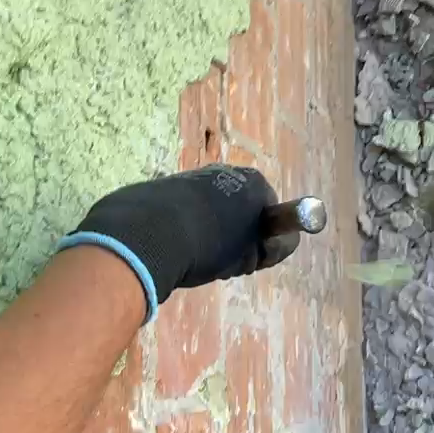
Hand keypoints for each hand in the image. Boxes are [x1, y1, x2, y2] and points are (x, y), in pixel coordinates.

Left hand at [63, 165, 298, 315]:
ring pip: (216, 210)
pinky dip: (188, 225)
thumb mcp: (249, 257)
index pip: (274, 215)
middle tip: (222, 260)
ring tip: (195, 254)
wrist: (150, 234)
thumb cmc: (209, 247)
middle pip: (243, 210)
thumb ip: (272, 248)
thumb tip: (283, 242)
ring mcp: (198, 176)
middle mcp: (229, 172)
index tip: (247, 260)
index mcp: (255, 184)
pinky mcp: (170, 184)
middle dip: (236, 233)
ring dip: (211, 230)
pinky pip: (190, 210)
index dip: (263, 243)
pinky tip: (176, 245)